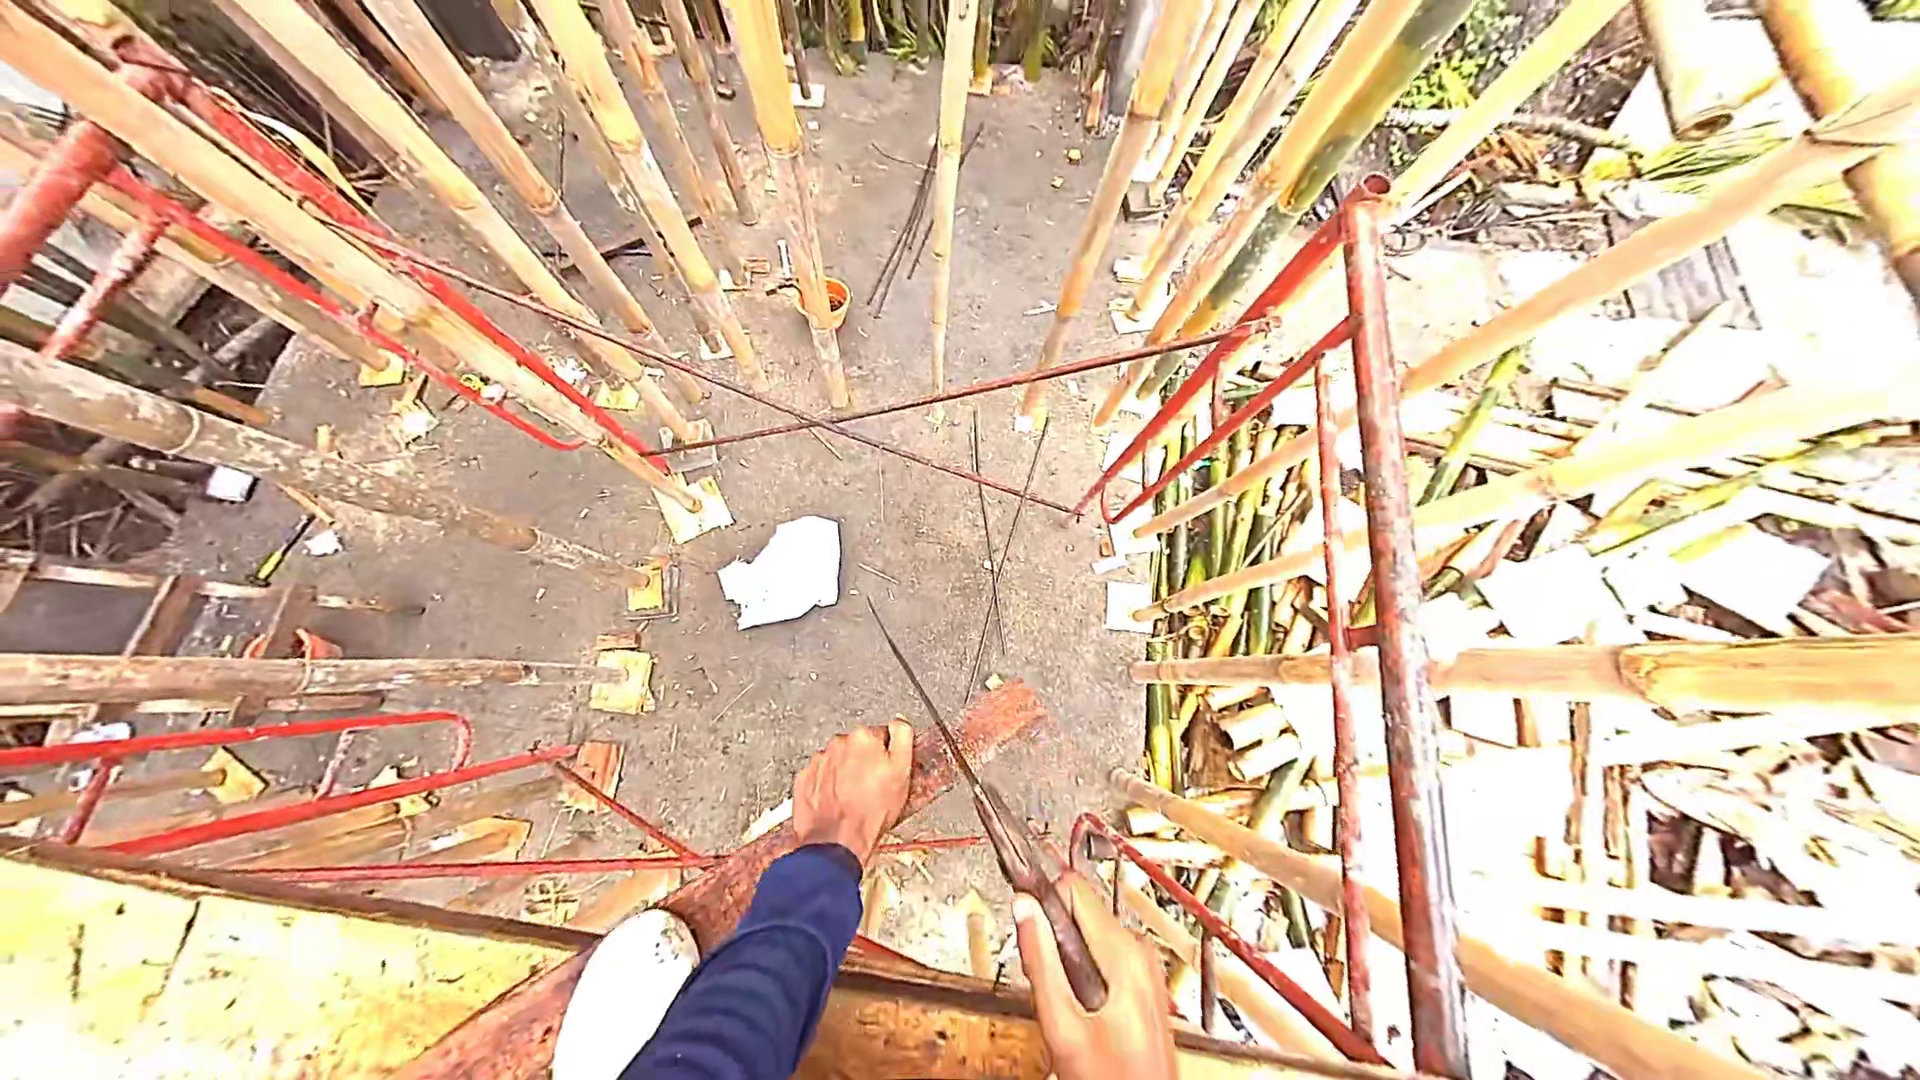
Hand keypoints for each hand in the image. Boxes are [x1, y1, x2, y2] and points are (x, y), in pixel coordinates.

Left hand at [791, 717, 912, 864]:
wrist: (836, 842)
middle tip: (872, 788)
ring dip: (846, 775)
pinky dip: (828, 786)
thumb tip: (900, 722)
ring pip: (838, 763)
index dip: (887, 756)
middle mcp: (838, 744)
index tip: (887, 771)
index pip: (882, 736)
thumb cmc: (870, 812)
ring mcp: (819, 762)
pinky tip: (838, 802)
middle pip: (858, 749)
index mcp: (864, 737)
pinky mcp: (804, 779)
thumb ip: (903, 737)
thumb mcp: (902, 772)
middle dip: (865, 763)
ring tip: (854, 798)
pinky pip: (821, 777)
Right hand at [1015, 872, 1176, 1079]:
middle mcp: (1139, 949)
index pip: (1073, 887)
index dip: (1044, 906)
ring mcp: (1143, 964)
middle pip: (1079, 909)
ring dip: (1065, 957)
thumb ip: (1040, 960)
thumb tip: (1023, 906)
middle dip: (1053, 937)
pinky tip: (1079, 1007)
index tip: (1029, 931)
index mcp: (1123, 951)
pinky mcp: (1141, 978)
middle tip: (1046, 983)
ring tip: (1064, 1002)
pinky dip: (1081, 970)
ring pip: (1087, 930)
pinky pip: (1100, 951)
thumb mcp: (1062, 1026)